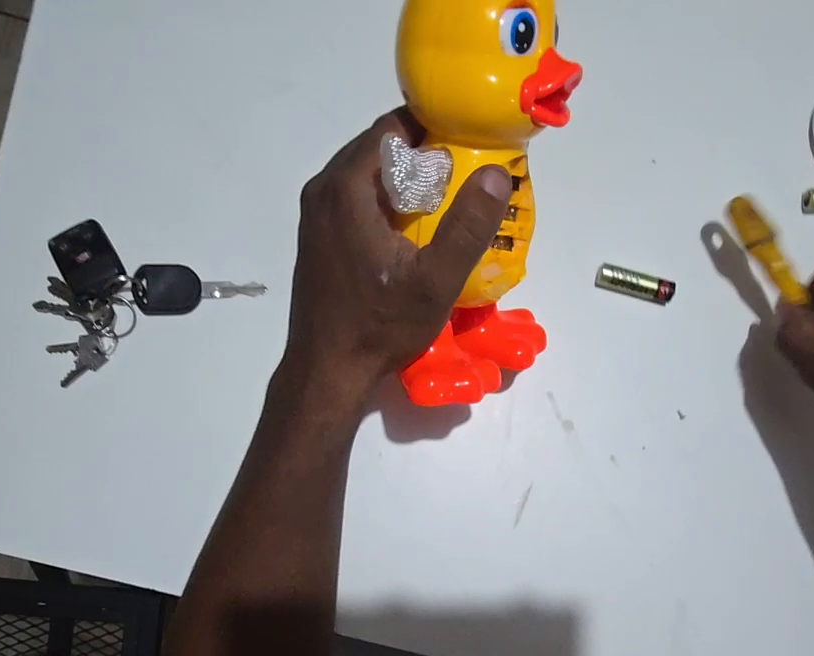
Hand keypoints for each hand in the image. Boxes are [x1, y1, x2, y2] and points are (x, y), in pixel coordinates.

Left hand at [278, 108, 511, 408]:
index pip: (394, 127)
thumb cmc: (380, 328)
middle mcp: (324, 190)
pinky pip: (356, 201)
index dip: (435, 129)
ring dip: (404, 182)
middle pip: (379, 148)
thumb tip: (497, 175)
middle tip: (464, 177)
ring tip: (444, 205)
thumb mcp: (435, 282)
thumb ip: (467, 227)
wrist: (328, 371)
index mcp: (347, 187)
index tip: (470, 146)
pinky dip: (385, 203)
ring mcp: (315, 215)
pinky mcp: (317, 238)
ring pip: (367, 176)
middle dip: (422, 157)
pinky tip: (411, 233)